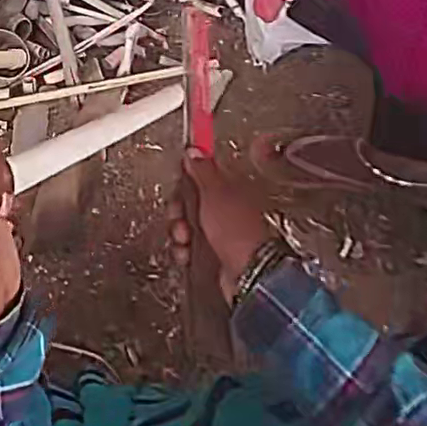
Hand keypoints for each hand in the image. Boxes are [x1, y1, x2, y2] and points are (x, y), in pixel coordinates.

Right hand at [171, 148, 279, 301]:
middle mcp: (226, 211)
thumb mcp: (215, 193)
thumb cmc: (237, 232)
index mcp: (231, 190)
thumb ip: (202, 171)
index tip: (179, 187)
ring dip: (179, 232)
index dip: (185, 181)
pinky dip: (183, 251)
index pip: (200, 176)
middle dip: (178, 210)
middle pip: (189, 202)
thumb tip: (194, 150)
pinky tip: (187, 253)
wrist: (248, 275)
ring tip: (184, 240)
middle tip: (179, 218)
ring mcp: (220, 234)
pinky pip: (188, 247)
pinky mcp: (213, 255)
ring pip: (185, 225)